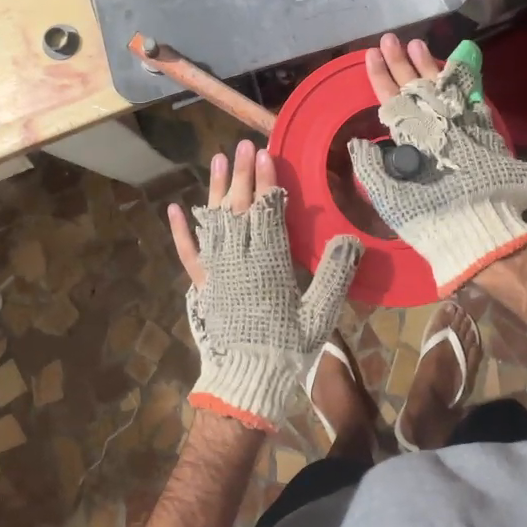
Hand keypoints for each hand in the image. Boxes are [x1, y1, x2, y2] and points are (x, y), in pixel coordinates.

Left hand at [167, 141, 362, 430]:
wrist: (246, 380)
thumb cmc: (286, 348)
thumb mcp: (319, 315)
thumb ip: (334, 275)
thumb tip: (350, 239)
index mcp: (269, 261)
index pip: (267, 211)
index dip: (268, 182)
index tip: (266, 155)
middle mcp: (239, 257)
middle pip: (239, 207)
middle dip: (243, 174)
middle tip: (244, 145)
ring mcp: (216, 269)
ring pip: (214, 221)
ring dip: (214, 189)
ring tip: (218, 159)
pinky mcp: (202, 284)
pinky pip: (189, 253)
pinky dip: (182, 231)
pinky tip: (176, 209)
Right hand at [348, 34, 526, 295]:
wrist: (478, 228)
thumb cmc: (429, 216)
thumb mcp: (389, 197)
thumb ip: (371, 167)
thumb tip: (359, 144)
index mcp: (408, 136)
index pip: (389, 97)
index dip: (379, 75)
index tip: (370, 54)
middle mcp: (434, 122)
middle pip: (414, 84)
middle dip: (399, 61)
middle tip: (390, 39)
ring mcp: (460, 123)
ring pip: (441, 85)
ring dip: (427, 64)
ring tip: (417, 45)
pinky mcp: (483, 131)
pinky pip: (470, 97)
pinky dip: (462, 80)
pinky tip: (456, 68)